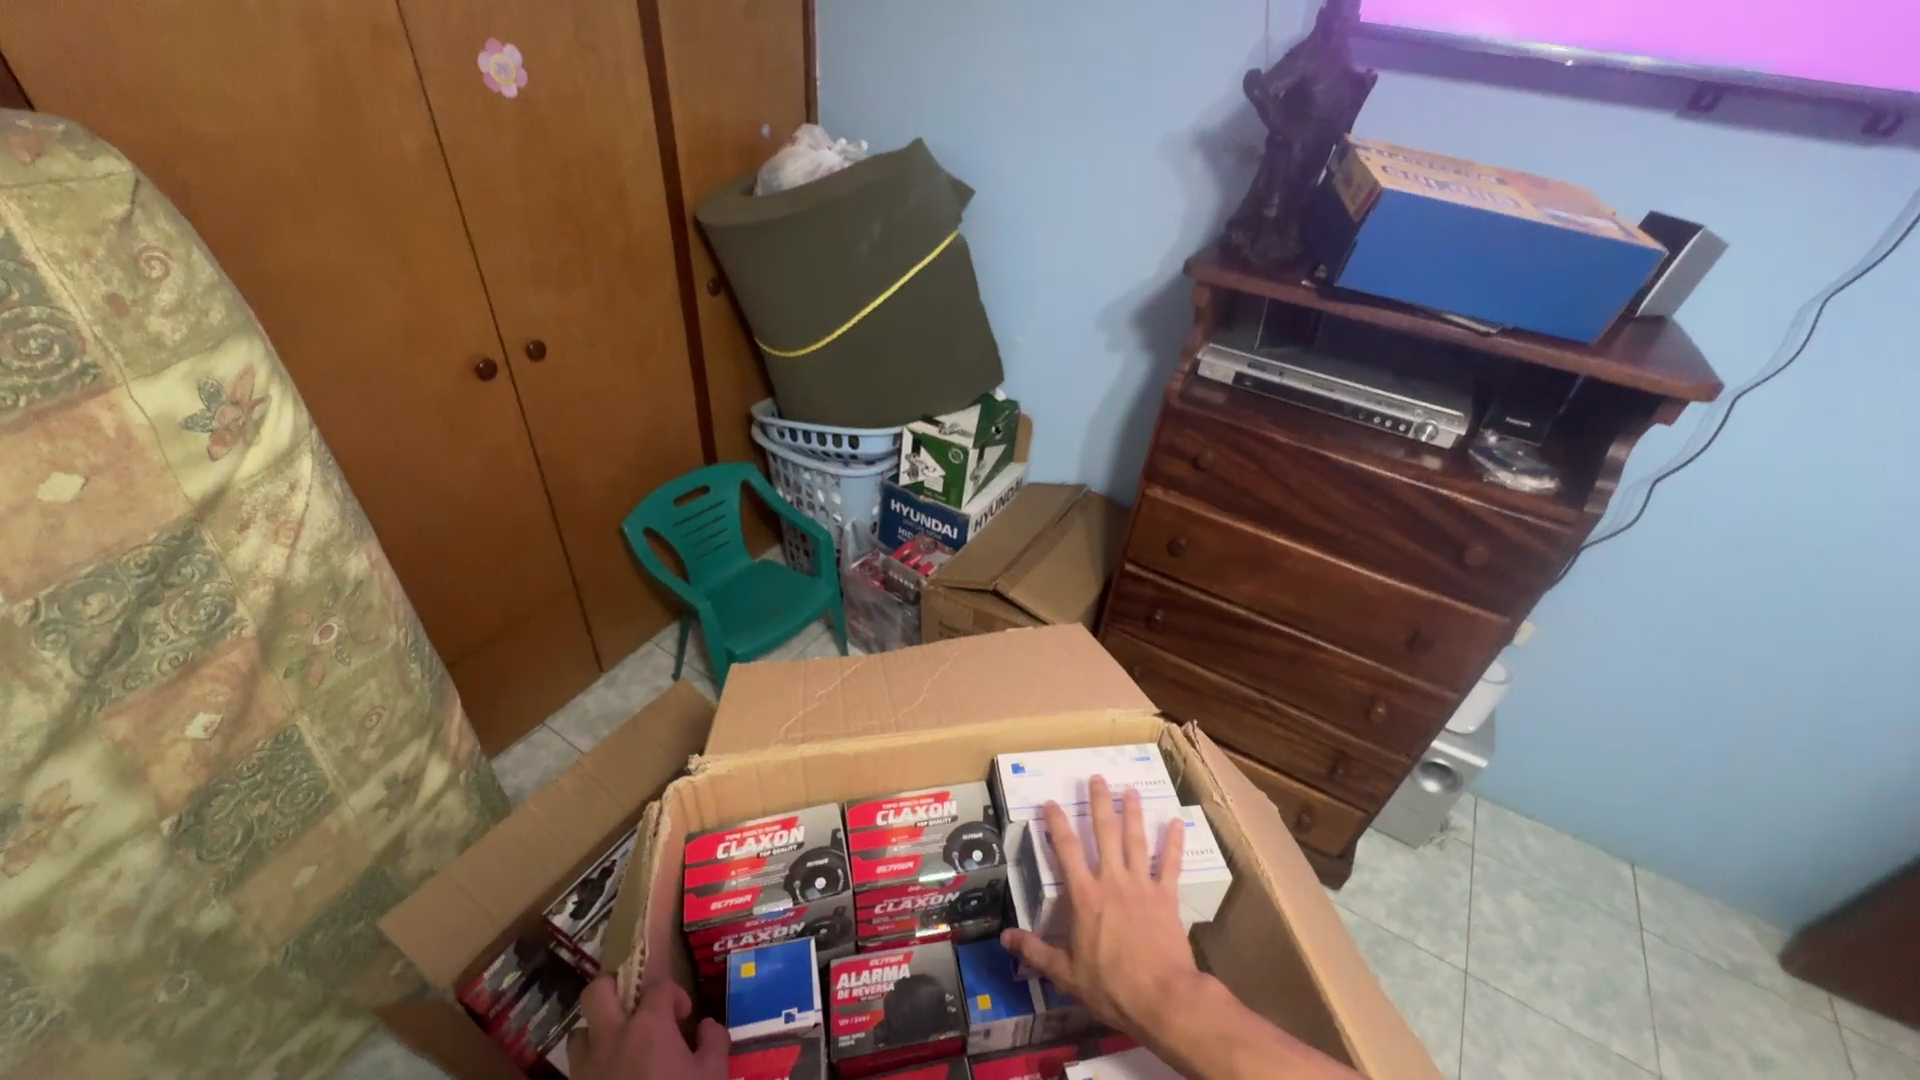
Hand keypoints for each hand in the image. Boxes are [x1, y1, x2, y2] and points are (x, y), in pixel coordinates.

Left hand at [571, 976, 728, 1079]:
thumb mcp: (713, 1075)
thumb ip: (714, 1042)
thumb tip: (706, 1027)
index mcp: (648, 1026)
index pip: (658, 986)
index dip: (674, 994)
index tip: (684, 1016)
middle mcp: (612, 1038)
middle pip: (598, 990)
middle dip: (616, 986)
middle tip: (636, 1004)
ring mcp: (588, 1068)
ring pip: (581, 1030)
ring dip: (599, 1031)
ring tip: (621, 1046)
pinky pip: (578, 1067)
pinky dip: (593, 1064)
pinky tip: (614, 1077)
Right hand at [1001, 776, 1208, 1037]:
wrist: (1162, 997)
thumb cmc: (1111, 985)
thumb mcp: (1066, 973)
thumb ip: (1035, 951)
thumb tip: (1005, 937)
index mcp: (1085, 896)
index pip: (1066, 851)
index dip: (1057, 824)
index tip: (1050, 802)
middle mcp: (1112, 881)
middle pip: (1105, 833)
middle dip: (1100, 803)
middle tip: (1097, 778)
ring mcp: (1142, 886)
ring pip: (1136, 841)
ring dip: (1133, 813)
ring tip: (1130, 790)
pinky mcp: (1167, 898)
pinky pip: (1171, 864)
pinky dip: (1173, 843)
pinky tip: (1176, 823)